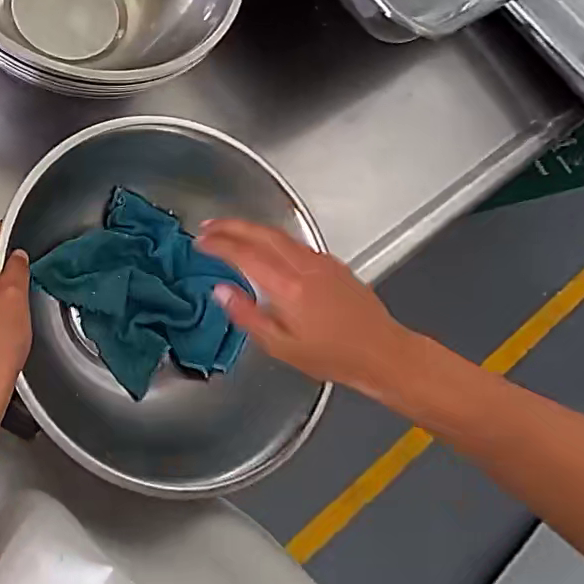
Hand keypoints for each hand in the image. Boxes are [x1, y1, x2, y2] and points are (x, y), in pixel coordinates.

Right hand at [197, 219, 412, 397]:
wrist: (383, 352)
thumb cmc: (333, 356)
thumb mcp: (281, 346)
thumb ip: (247, 315)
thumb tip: (221, 292)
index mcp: (288, 286)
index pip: (245, 254)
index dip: (219, 245)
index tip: (200, 242)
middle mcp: (304, 266)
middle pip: (261, 234)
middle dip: (231, 226)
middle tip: (208, 226)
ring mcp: (321, 262)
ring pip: (279, 235)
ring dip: (250, 229)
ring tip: (229, 231)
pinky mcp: (333, 264)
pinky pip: (295, 243)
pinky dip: (271, 238)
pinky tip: (265, 246)